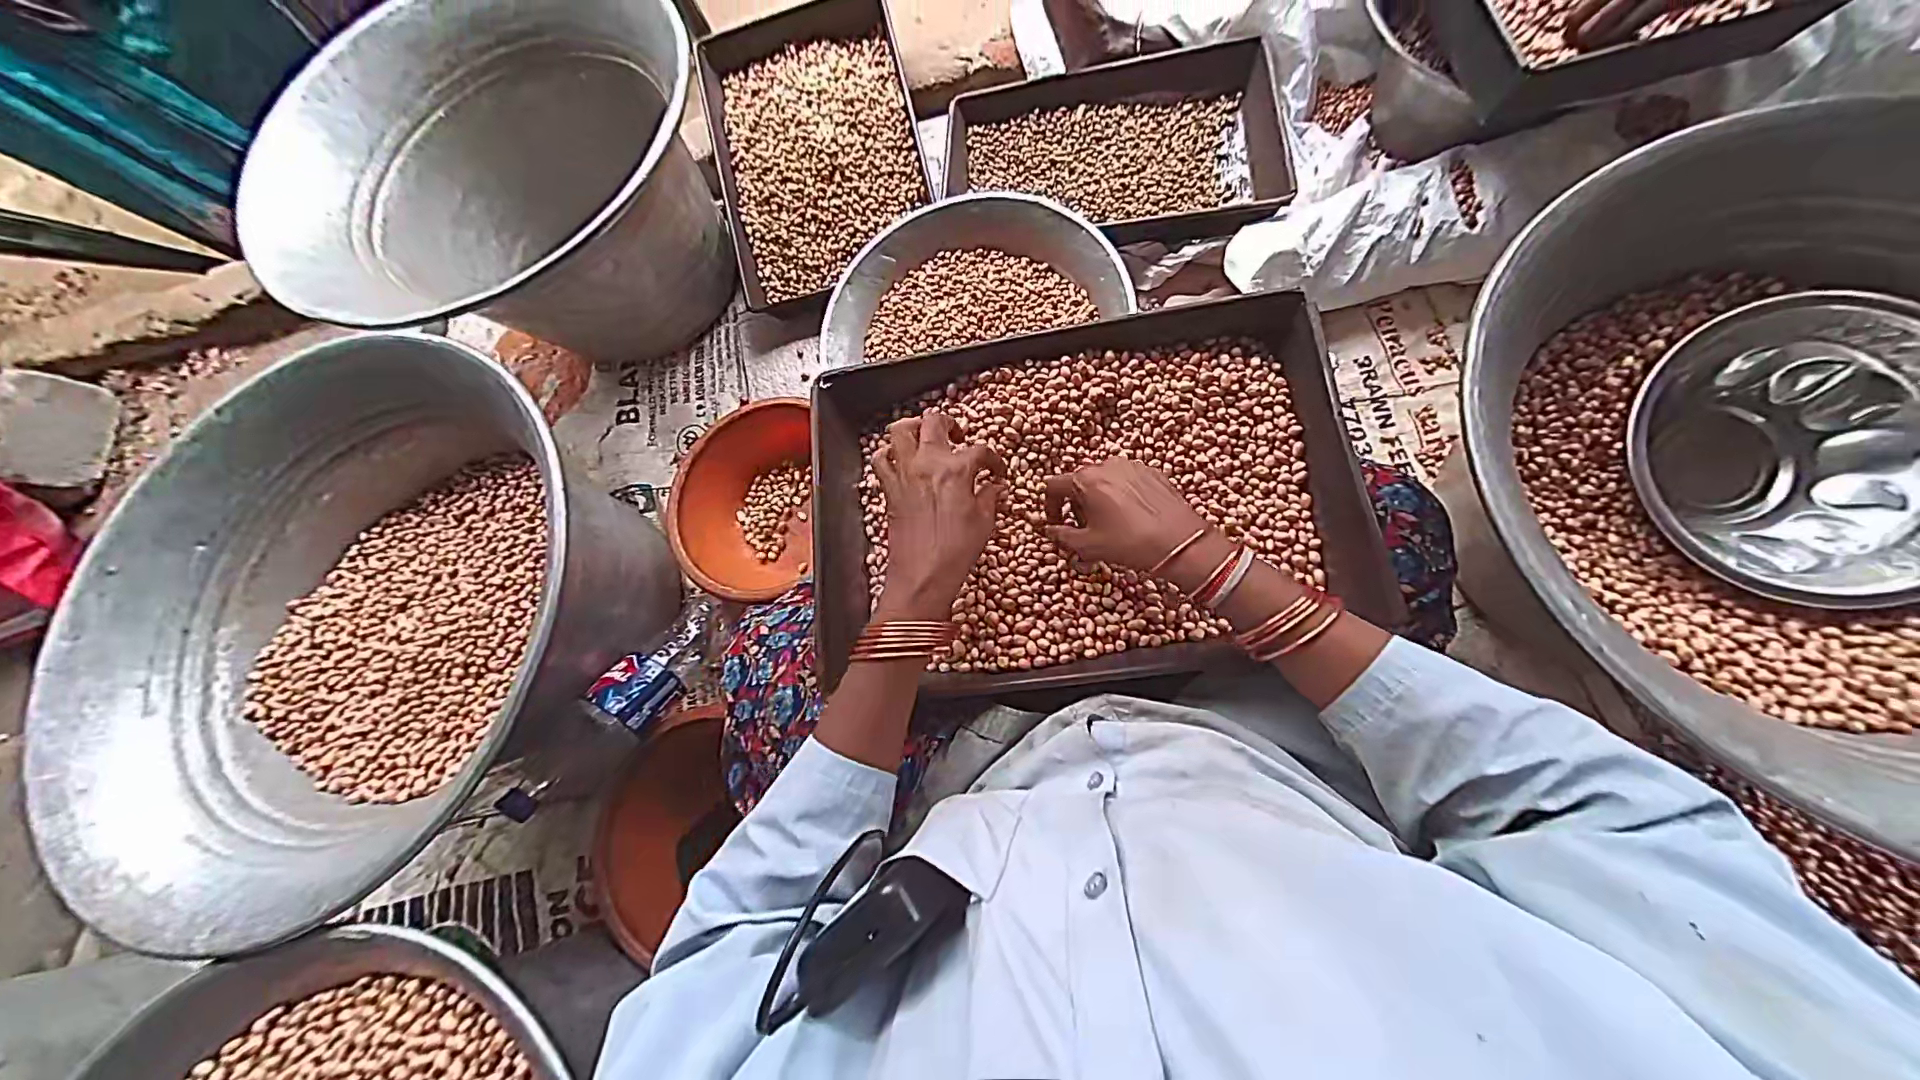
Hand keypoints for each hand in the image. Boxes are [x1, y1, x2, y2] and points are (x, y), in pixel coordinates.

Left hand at [871, 410, 1005, 619]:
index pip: (980, 450)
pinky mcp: (889, 489)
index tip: (996, 472)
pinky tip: (901, 462)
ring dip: (915, 428)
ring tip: (925, 438)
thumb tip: (995, 487)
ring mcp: (904, 474)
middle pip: (935, 421)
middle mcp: (927, 464)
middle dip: (950, 423)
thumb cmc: (955, 552)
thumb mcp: (984, 522)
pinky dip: (889, 454)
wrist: (921, 575)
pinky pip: (881, 459)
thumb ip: (990, 497)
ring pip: (900, 430)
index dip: (993, 460)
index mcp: (956, 470)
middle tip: (958, 436)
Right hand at [1043, 458, 1216, 573]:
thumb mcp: (1088, 545)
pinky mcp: (1153, 473)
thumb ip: (1062, 535)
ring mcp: (1132, 467)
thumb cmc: (1131, 543)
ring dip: (1098, 500)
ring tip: (1108, 526)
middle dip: (1075, 505)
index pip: (1053, 486)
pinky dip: (1120, 496)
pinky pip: (1126, 482)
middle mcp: (1107, 466)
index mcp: (1086, 480)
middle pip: (1079, 482)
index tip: (1055, 523)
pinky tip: (1130, 519)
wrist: (1181, 543)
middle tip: (1083, 529)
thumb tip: (1051, 531)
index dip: (1050, 507)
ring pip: (1103, 481)